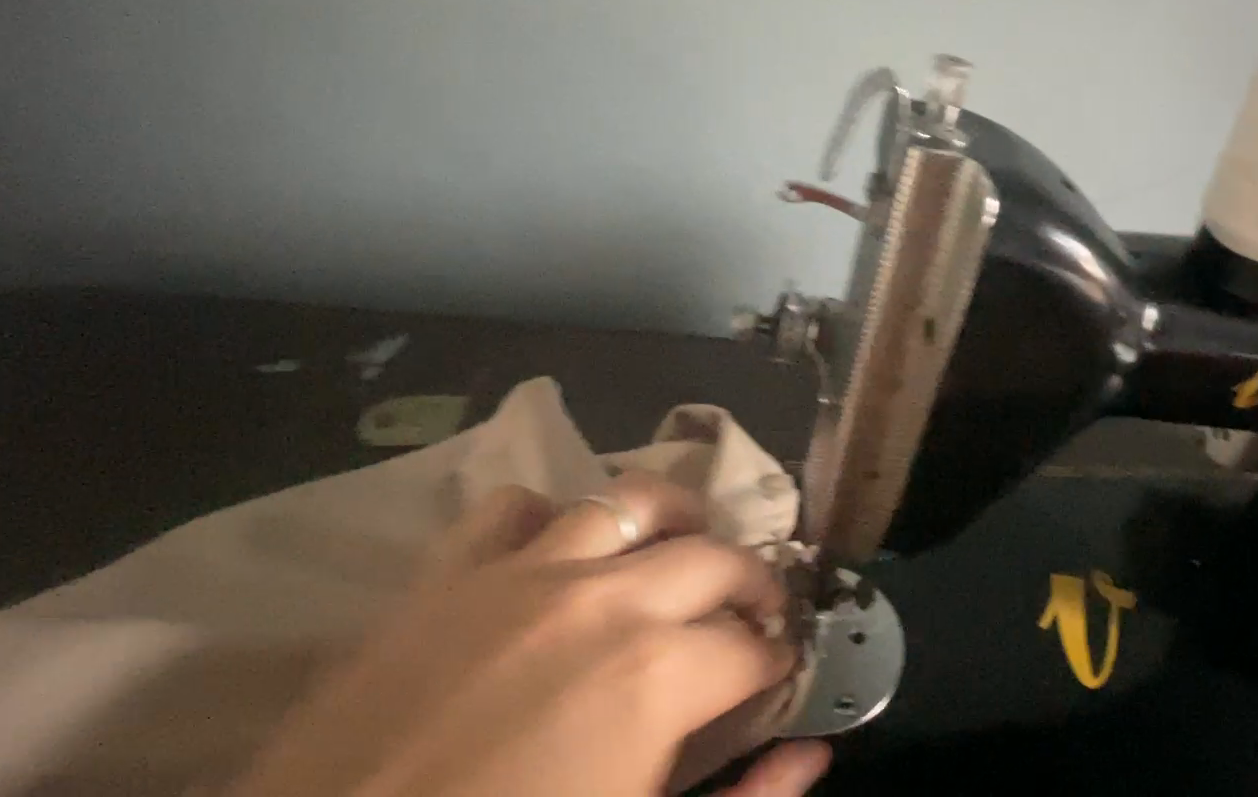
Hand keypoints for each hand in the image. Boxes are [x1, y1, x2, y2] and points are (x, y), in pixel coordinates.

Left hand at [225, 473, 830, 796]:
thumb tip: (812, 759)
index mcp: (659, 676)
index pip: (754, 647)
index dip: (778, 662)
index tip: (778, 676)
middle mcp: (607, 599)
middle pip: (717, 558)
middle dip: (755, 586)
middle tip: (755, 618)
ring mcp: (523, 574)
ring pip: (632, 499)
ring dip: (677, 521)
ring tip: (683, 550)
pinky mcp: (446, 578)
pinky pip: (513, 508)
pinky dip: (551, 517)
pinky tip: (561, 551)